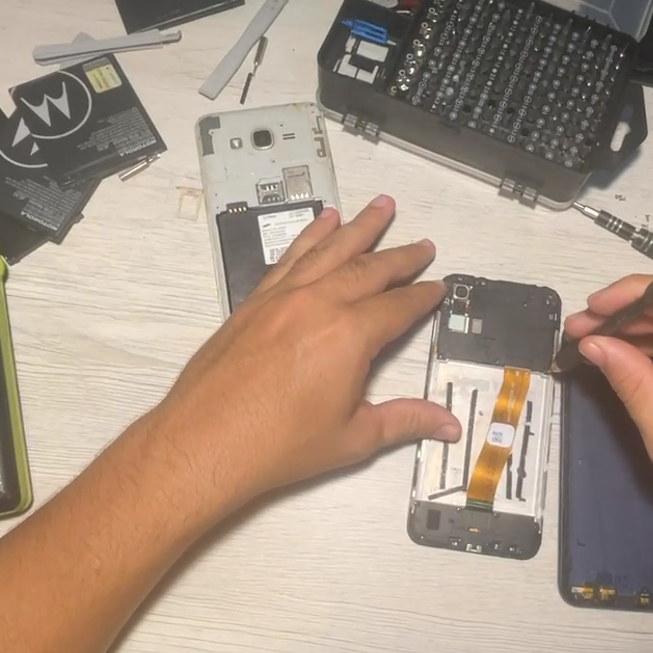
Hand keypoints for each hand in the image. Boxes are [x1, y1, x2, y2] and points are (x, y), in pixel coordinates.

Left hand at [144, 196, 459, 515]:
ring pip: (330, 251)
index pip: (398, 307)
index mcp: (349, 336)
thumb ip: (405, 421)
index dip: (422, 297)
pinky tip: (324, 222)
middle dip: (400, 256)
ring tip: (381, 207)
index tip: (436, 287)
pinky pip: (290, 258)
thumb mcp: (352, 438)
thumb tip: (448, 425)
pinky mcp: (256, 302)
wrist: (204, 443)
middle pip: (369, 269)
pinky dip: (310, 236)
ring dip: (359, 228)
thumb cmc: (276, 445)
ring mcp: (283, 298)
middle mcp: (318, 304)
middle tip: (422, 246)